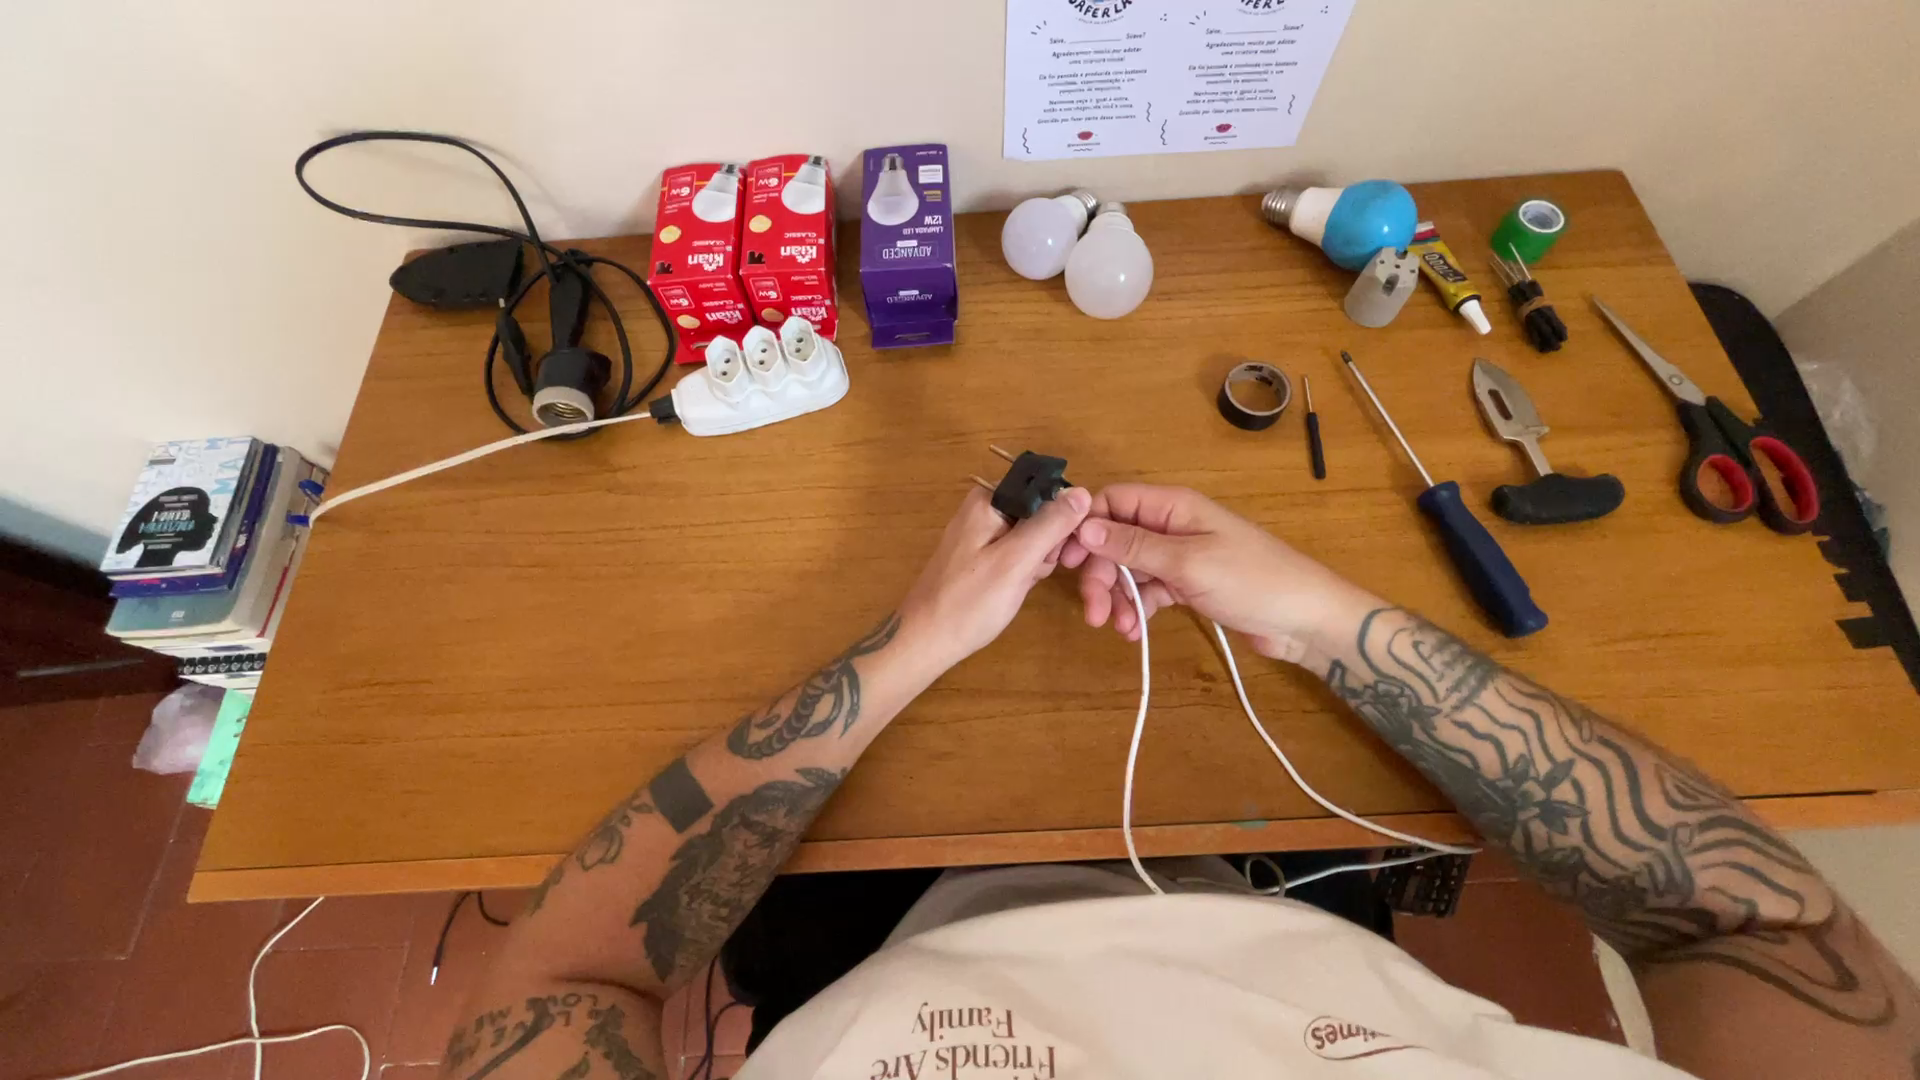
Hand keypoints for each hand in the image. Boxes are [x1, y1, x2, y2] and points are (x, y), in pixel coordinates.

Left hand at [896, 485, 1091, 670]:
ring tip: (1017, 585)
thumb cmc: (969, 602)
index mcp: (988, 499)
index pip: (1046, 492)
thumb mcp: (1016, 561)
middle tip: (1029, 573)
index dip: (1060, 519)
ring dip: (1036, 563)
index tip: (1058, 550)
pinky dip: (1022, 573)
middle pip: (1040, 515)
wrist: (927, 641)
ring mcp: (982, 534)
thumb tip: (1083, 492)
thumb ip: (1050, 524)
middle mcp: (984, 509)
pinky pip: (1017, 555)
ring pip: (1033, 538)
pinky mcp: (982, 556)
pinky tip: (1011, 591)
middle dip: (1046, 546)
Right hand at [1059, 484, 1376, 662]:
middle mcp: (1171, 525)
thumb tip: (1083, 526)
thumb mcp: (1187, 563)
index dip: (1085, 528)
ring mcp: (1179, 555)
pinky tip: (1135, 631)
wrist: (1306, 621)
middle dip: (1100, 574)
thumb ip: (1133, 546)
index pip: (1112, 502)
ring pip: (1129, 569)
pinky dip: (1138, 608)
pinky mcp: (1186, 584)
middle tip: (1094, 611)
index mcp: (1172, 506)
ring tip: (1120, 629)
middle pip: (1114, 540)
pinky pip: (1149, 590)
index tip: (1065, 562)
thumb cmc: (1252, 581)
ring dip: (1118, 597)